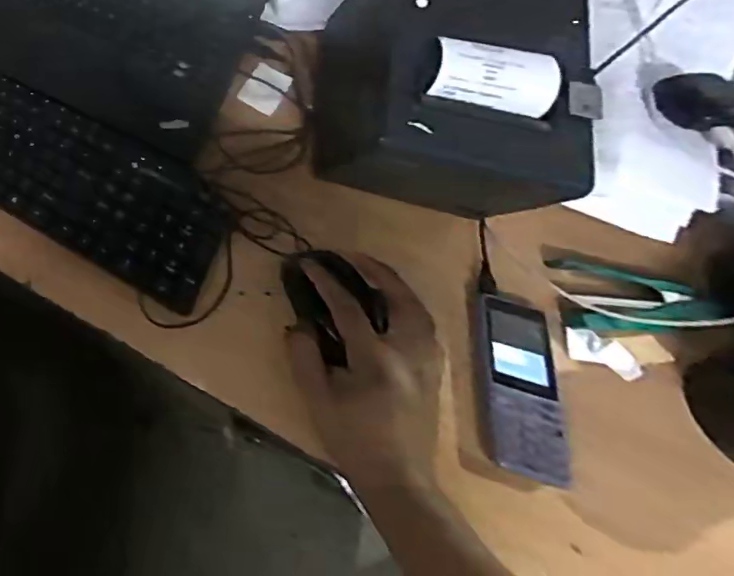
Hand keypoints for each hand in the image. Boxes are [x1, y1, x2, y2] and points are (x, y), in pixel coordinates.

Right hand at [287, 252, 444, 491]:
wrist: (399, 478)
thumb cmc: (352, 437)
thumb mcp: (316, 396)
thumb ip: (304, 354)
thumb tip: (301, 324)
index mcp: (377, 359)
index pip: (348, 306)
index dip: (325, 281)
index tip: (307, 263)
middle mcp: (408, 353)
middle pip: (399, 298)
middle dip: (373, 270)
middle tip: (348, 255)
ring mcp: (426, 362)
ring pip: (418, 309)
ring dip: (394, 284)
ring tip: (370, 271)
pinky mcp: (431, 371)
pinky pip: (424, 324)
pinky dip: (406, 304)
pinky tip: (390, 304)